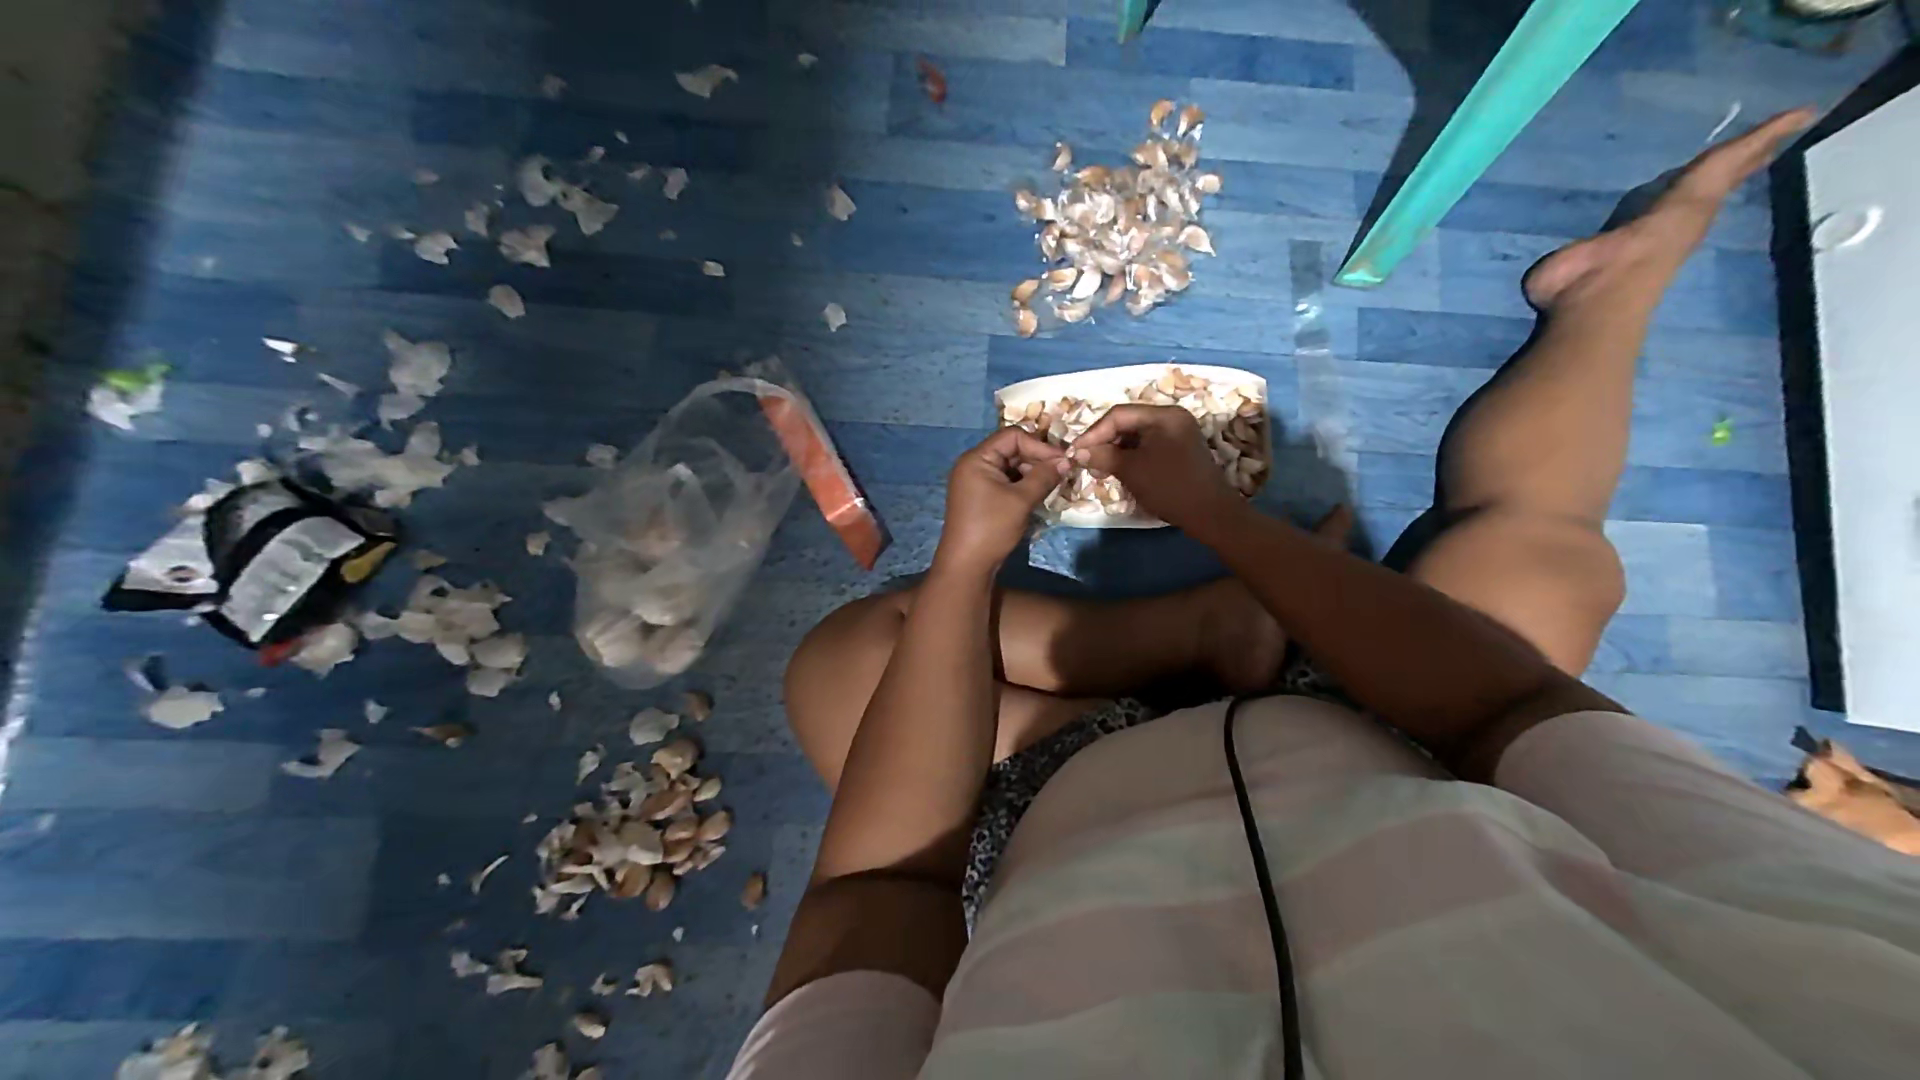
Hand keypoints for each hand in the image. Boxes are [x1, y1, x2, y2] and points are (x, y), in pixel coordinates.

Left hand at [936, 427, 1069, 572]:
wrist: (967, 565)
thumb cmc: (991, 527)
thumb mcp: (1021, 500)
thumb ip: (1044, 476)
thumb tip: (1066, 461)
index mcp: (977, 458)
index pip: (1012, 436)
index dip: (1039, 446)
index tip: (1062, 461)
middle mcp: (974, 465)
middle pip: (1011, 450)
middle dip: (1038, 459)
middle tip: (1062, 473)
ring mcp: (976, 482)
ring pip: (1011, 467)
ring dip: (1033, 473)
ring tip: (1054, 485)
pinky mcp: (982, 497)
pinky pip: (1006, 482)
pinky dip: (1023, 485)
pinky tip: (1040, 494)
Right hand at [1070, 404, 1240, 531]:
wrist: (1210, 514)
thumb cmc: (1169, 487)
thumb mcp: (1131, 470)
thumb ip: (1103, 456)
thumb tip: (1078, 452)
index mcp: (1163, 415)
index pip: (1118, 415)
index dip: (1093, 433)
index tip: (1075, 452)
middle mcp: (1171, 418)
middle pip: (1127, 423)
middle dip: (1103, 442)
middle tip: (1086, 462)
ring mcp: (1177, 434)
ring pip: (1135, 437)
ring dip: (1115, 451)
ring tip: (1099, 470)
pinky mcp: (1177, 451)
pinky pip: (1146, 447)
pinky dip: (1129, 458)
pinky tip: (1118, 471)